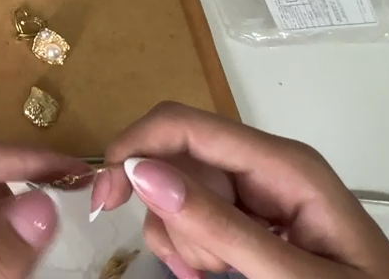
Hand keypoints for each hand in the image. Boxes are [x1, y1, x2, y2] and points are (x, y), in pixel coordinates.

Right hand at [92, 102, 388, 278]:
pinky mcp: (252, 222)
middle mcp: (265, 167)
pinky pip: (194, 215)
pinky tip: (209, 276)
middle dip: (170, 212)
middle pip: (178, 159)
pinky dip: (188, 247)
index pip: (184, 124)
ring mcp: (258, 195)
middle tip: (196, 271)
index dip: (134, 146)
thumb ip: (222, 229)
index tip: (105, 195)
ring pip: (178, 190)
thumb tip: (141, 170)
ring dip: (181, 237)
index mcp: (284, 164)